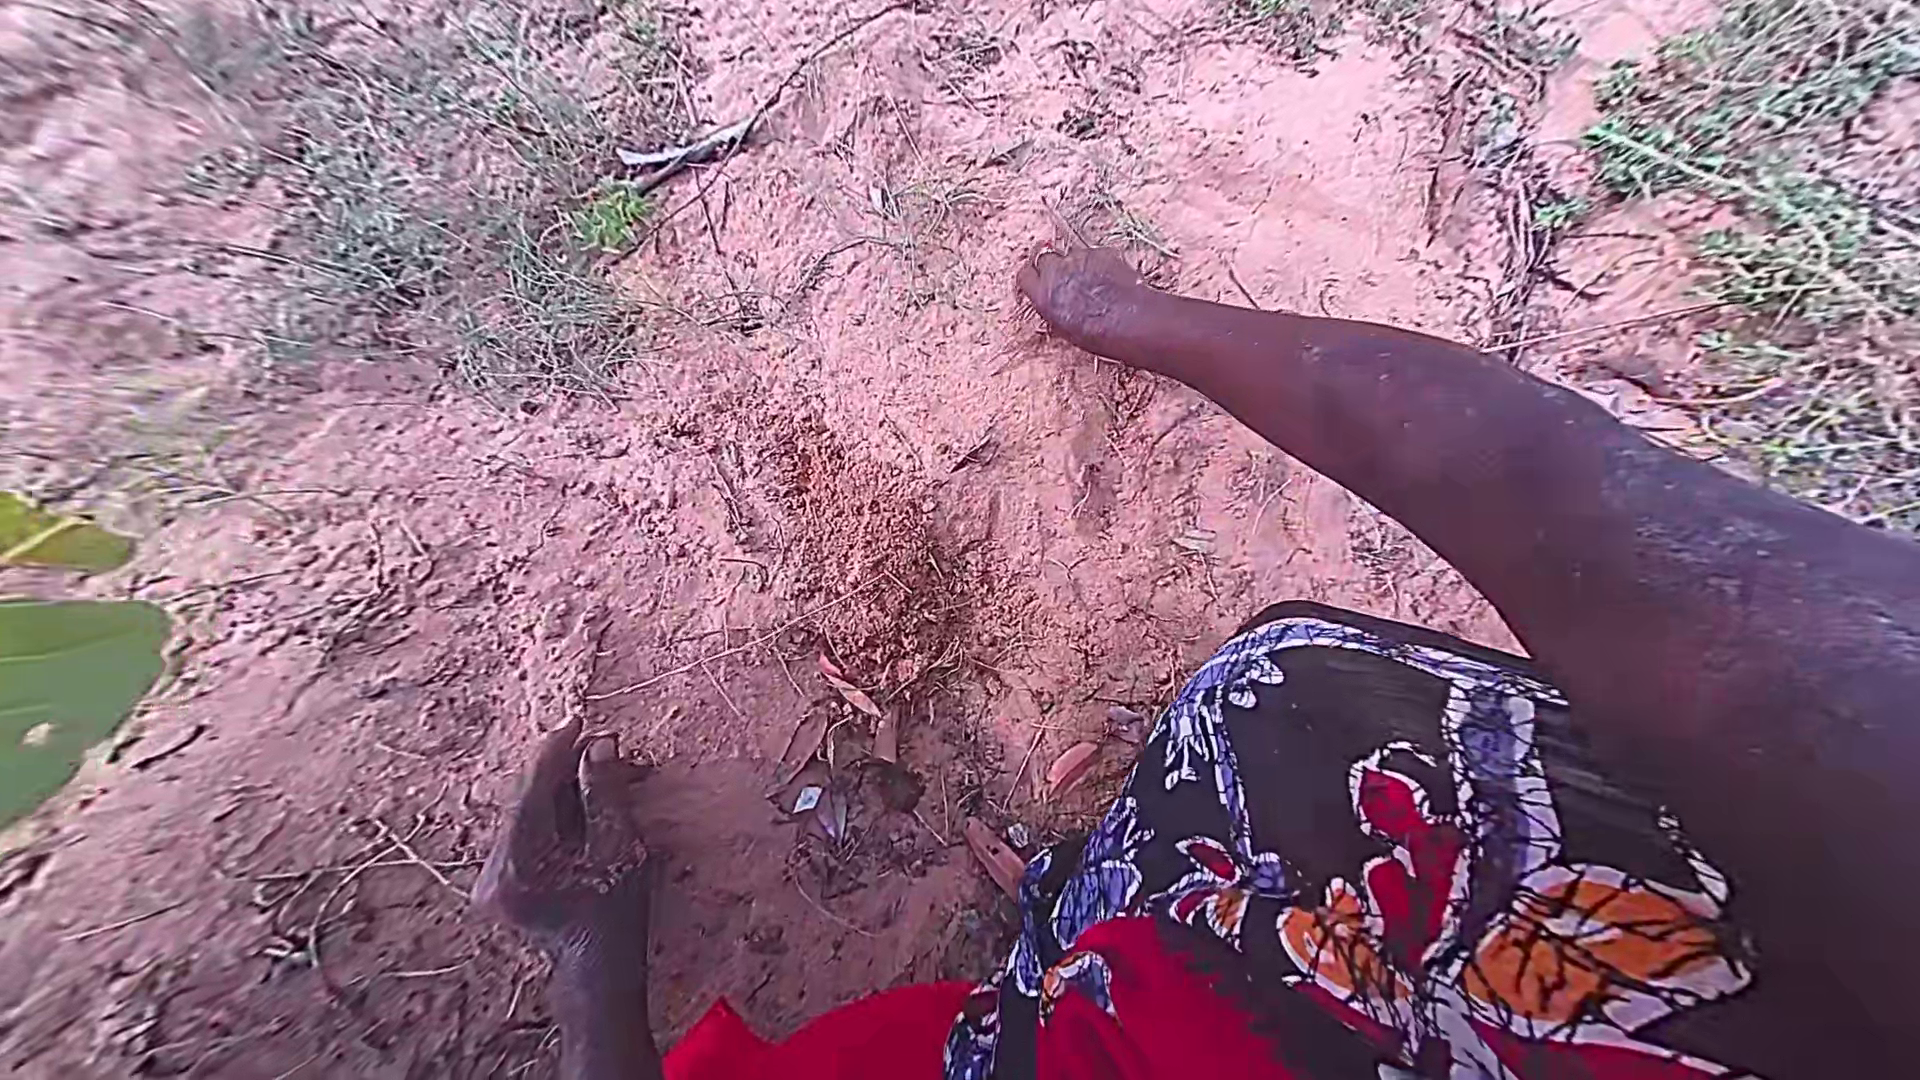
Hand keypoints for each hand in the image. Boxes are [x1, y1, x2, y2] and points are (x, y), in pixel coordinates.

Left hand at [474, 720, 650, 965]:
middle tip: (607, 746)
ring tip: (608, 770)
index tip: (577, 721)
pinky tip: (588, 797)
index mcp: (522, 864)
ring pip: (529, 810)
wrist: (596, 961)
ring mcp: (494, 877)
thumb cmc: (615, 907)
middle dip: (568, 767)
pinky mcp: (503, 878)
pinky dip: (560, 806)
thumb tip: (599, 745)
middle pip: (528, 798)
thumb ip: (606, 794)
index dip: (555, 751)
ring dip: (568, 785)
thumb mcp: (620, 846)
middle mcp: (496, 870)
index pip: (531, 790)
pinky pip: (530, 826)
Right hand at [1016, 245, 1146, 355]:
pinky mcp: (1100, 251)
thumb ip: (1051, 308)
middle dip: (1050, 266)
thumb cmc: (1098, 335)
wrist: (1130, 322)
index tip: (1037, 282)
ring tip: (1087, 283)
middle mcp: (1057, 270)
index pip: (1025, 275)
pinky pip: (1092, 254)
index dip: (1032, 278)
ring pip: (1069, 255)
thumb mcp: (1063, 329)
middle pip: (1044, 257)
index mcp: (1043, 293)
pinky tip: (1105, 280)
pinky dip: (1095, 263)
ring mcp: (1079, 257)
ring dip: (1074, 265)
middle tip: (1061, 279)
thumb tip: (1051, 304)